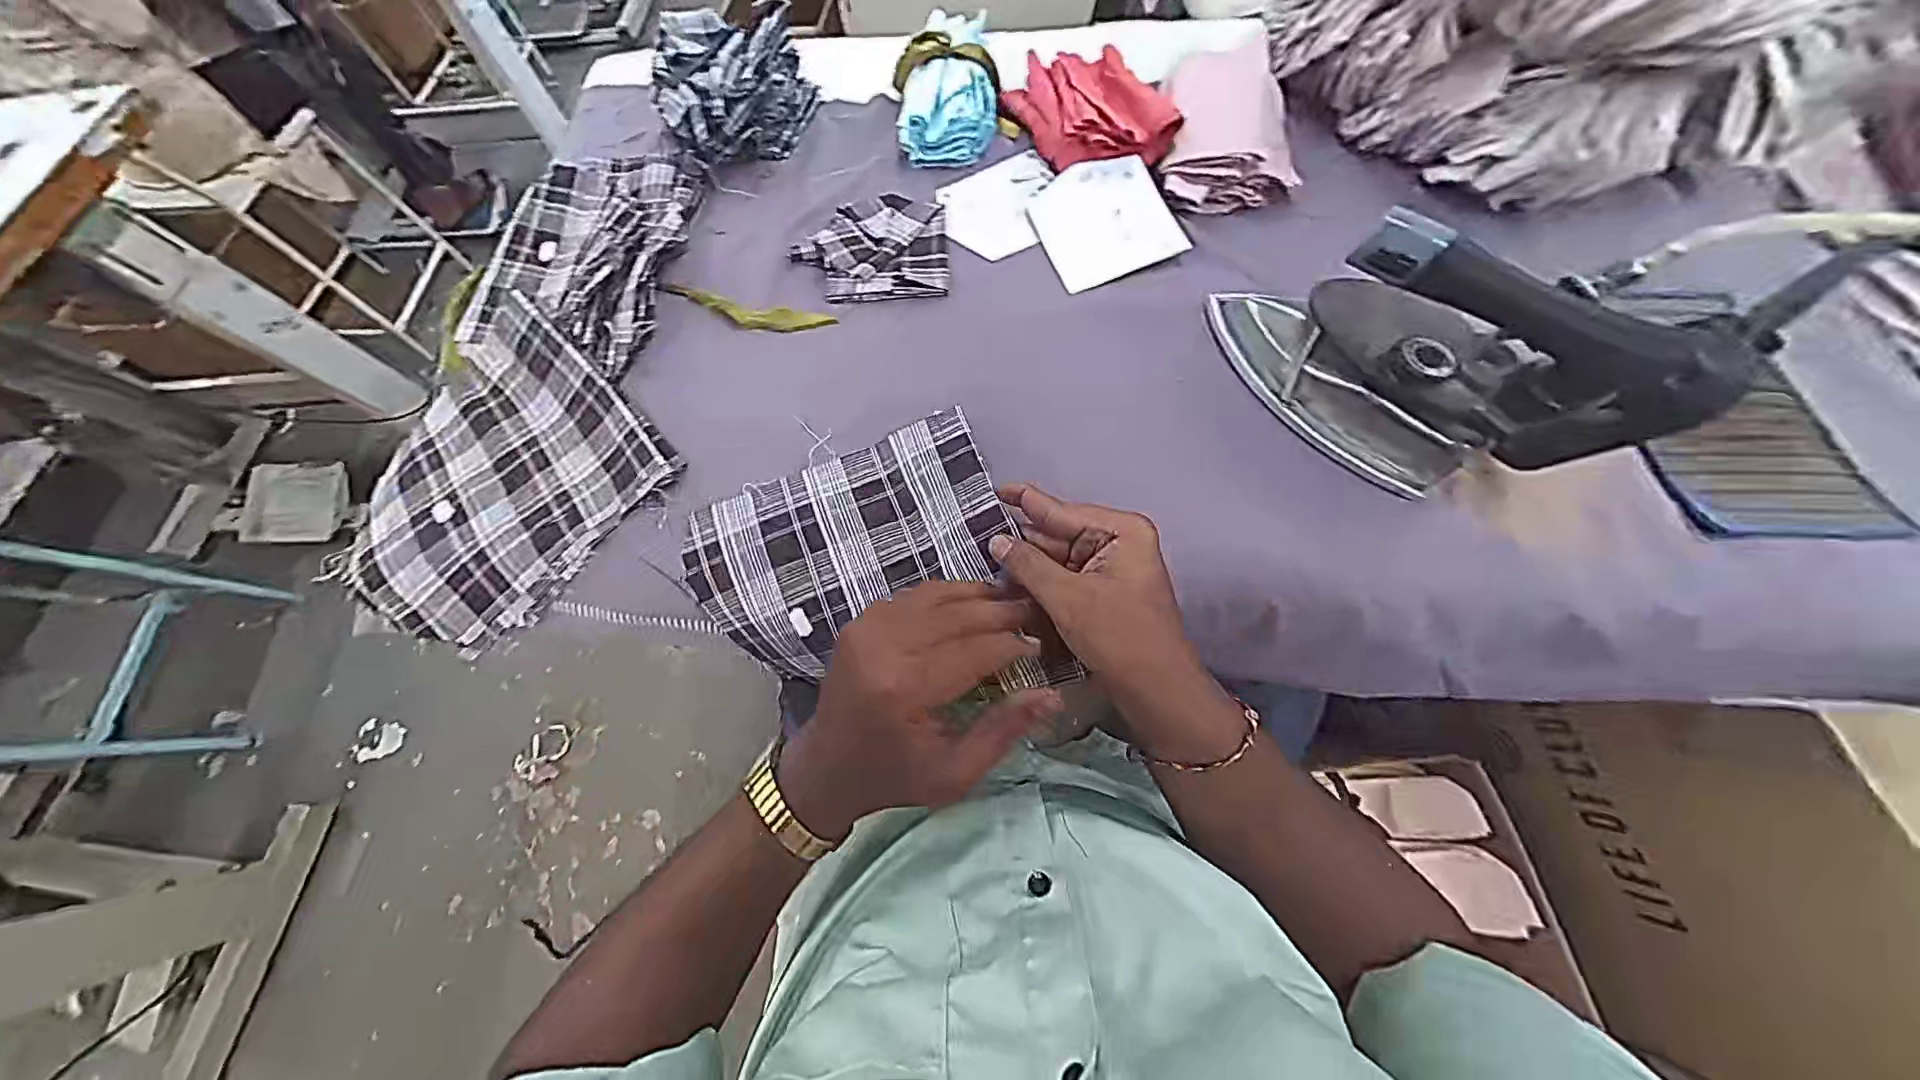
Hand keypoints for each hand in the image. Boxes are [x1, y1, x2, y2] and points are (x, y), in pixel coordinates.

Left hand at [776, 581, 1063, 840]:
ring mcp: (866, 628)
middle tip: (1034, 613)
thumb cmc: (894, 777)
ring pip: (936, 595)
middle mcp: (882, 647)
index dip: (1012, 644)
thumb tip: (1052, 695)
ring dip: (978, 596)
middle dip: (1002, 612)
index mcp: (903, 689)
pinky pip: (914, 596)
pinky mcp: (860, 621)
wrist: (826, 767)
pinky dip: (948, 595)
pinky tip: (972, 603)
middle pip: (957, 615)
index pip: (973, 650)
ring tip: (1010, 602)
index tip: (1040, 645)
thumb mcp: (955, 772)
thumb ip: (1003, 730)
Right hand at [989, 483, 1239, 760]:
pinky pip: (1064, 578)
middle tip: (978, 529)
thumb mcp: (1068, 598)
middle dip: (1022, 536)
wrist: (1157, 691)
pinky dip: (1040, 581)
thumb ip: (1028, 565)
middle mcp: (1118, 543)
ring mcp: (1110, 569)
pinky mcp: (1102, 594)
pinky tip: (1009, 579)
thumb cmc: (1120, 638)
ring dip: (1027, 561)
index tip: (995, 490)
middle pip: (1059, 533)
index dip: (1026, 500)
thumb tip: (996, 540)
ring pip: (1058, 558)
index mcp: (1121, 531)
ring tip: (984, 552)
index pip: (1062, 510)